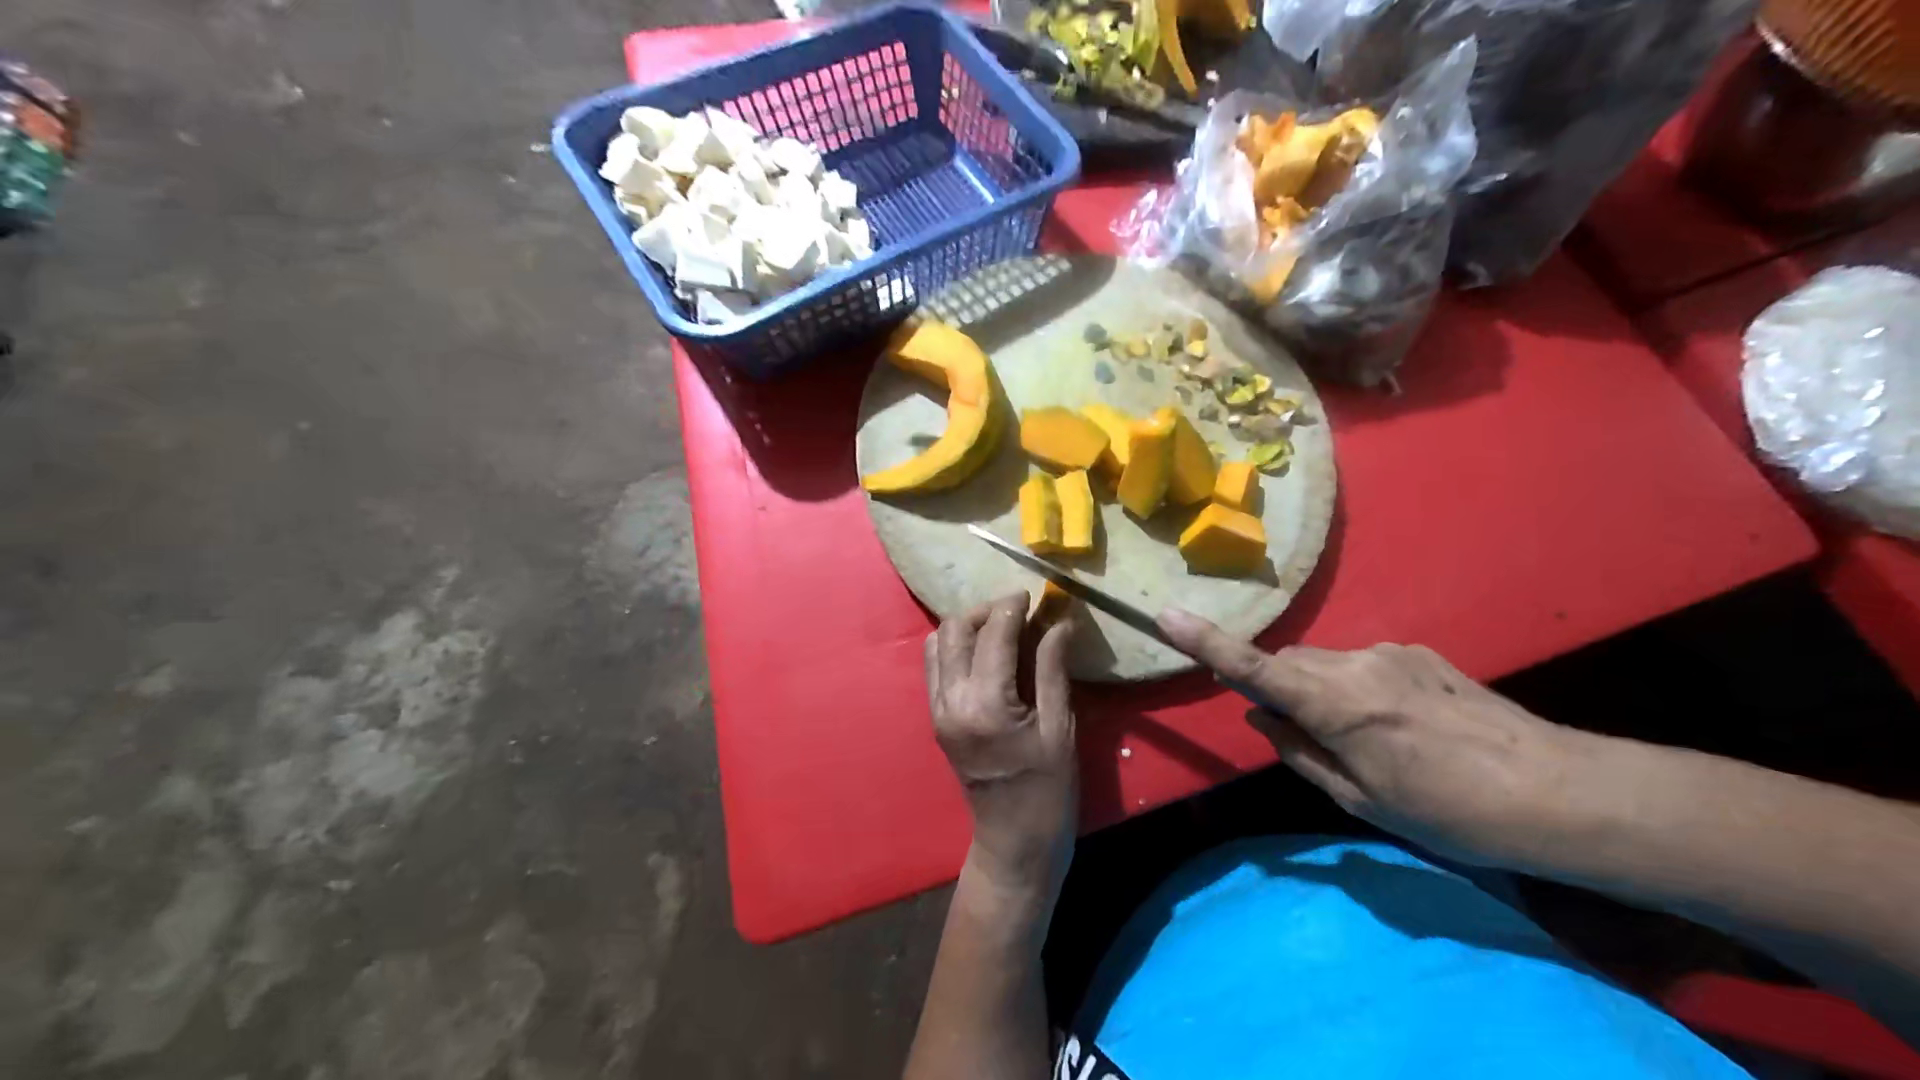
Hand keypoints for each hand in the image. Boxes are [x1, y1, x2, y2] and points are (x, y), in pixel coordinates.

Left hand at [926, 593, 1077, 895]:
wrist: (1013, 843)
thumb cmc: (1048, 791)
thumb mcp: (1061, 729)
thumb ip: (1053, 669)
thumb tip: (1058, 621)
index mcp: (985, 704)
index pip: (992, 634)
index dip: (1012, 607)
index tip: (1033, 594)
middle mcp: (951, 700)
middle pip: (954, 630)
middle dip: (985, 610)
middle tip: (1017, 610)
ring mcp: (937, 710)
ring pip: (937, 644)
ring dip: (966, 625)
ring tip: (1000, 627)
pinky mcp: (936, 718)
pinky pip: (936, 666)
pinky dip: (955, 647)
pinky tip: (984, 652)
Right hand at [1157, 608, 1602, 869]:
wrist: (1562, 792)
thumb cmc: (1450, 812)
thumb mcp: (1362, 799)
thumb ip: (1299, 753)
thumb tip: (1261, 718)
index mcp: (1336, 704)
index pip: (1254, 669)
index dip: (1206, 644)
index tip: (1165, 616)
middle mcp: (1356, 663)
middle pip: (1289, 664)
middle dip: (1281, 689)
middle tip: (1308, 739)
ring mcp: (1391, 653)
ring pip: (1324, 664)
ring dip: (1320, 691)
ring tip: (1367, 741)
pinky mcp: (1419, 654)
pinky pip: (1362, 664)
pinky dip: (1355, 687)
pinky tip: (1399, 725)